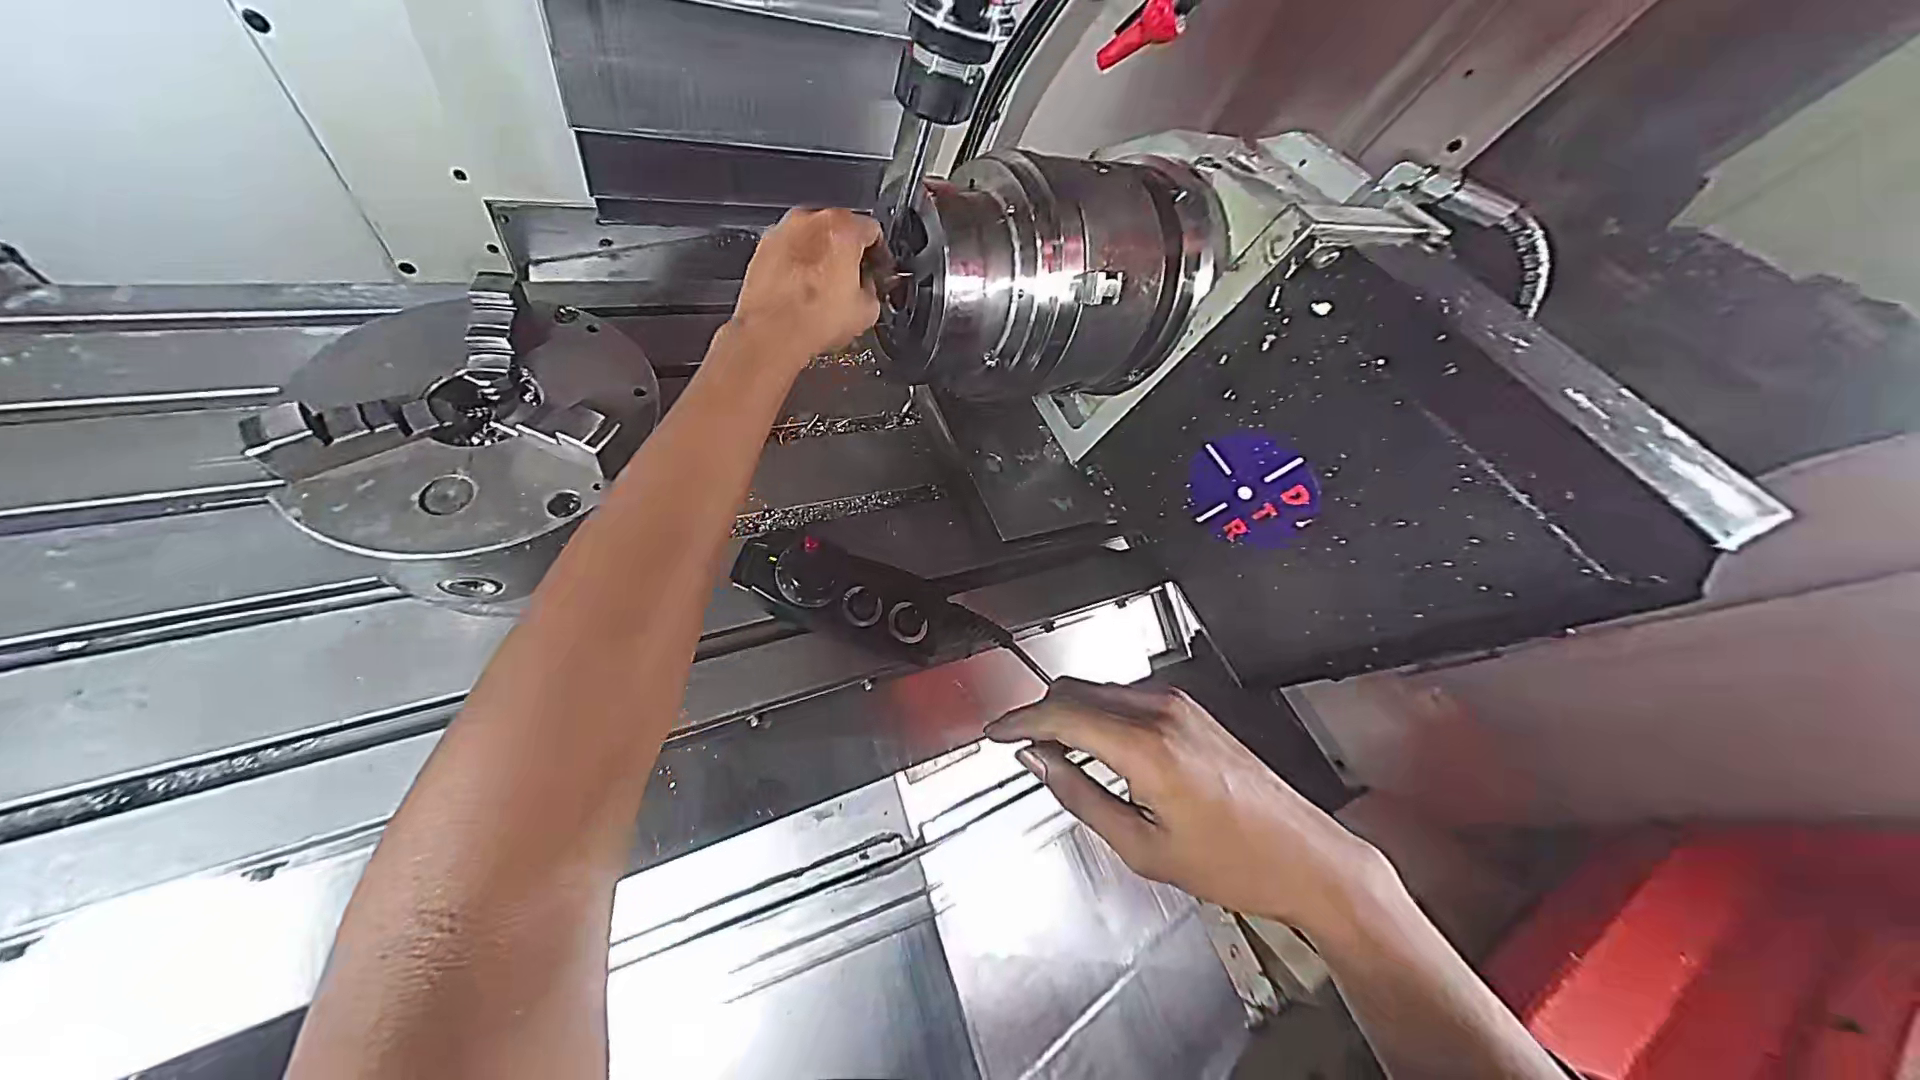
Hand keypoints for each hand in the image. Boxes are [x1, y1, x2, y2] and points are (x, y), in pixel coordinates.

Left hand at [728, 207, 882, 364]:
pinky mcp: (762, 249)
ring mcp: (782, 233)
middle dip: (847, 254)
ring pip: (811, 239)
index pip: (872, 230)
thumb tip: (867, 290)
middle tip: (850, 283)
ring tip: (823, 292)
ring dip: (820, 259)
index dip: (879, 254)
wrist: (773, 333)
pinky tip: (801, 295)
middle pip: (839, 230)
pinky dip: (796, 267)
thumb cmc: (813, 319)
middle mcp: (810, 221)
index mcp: (843, 228)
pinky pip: (788, 253)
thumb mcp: (866, 312)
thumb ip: (873, 291)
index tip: (877, 269)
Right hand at [986, 678, 1392, 933]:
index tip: (997, 731)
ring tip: (1055, 752)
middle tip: (1021, 746)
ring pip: (1097, 689)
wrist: (1306, 856)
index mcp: (1148, 747)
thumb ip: (1080, 795)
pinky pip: (1123, 696)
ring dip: (1068, 713)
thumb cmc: (1237, 861)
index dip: (1019, 720)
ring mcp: (1179, 705)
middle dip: (1039, 714)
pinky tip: (1094, 745)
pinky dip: (1096, 713)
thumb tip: (1040, 763)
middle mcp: (1163, 712)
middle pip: (1074, 690)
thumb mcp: (1142, 846)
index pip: (1061, 714)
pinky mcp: (1189, 709)